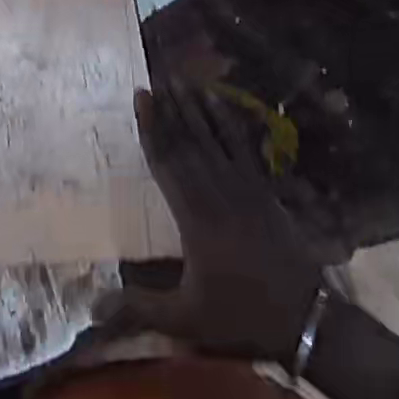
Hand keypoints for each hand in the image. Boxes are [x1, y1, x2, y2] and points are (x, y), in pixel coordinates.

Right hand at [94, 86, 325, 358]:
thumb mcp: (186, 320)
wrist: (307, 321)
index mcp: (195, 219)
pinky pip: (243, 147)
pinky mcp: (264, 190)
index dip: (152, 127)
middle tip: (155, 77)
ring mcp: (245, 188)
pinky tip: (218, 101)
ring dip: (194, 107)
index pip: (167, 162)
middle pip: (188, 141)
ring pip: (213, 138)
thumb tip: (91, 308)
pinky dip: (228, 121)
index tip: (141, 96)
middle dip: (169, 107)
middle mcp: (218, 194)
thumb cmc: (241, 316)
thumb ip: (139, 309)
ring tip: (179, 78)